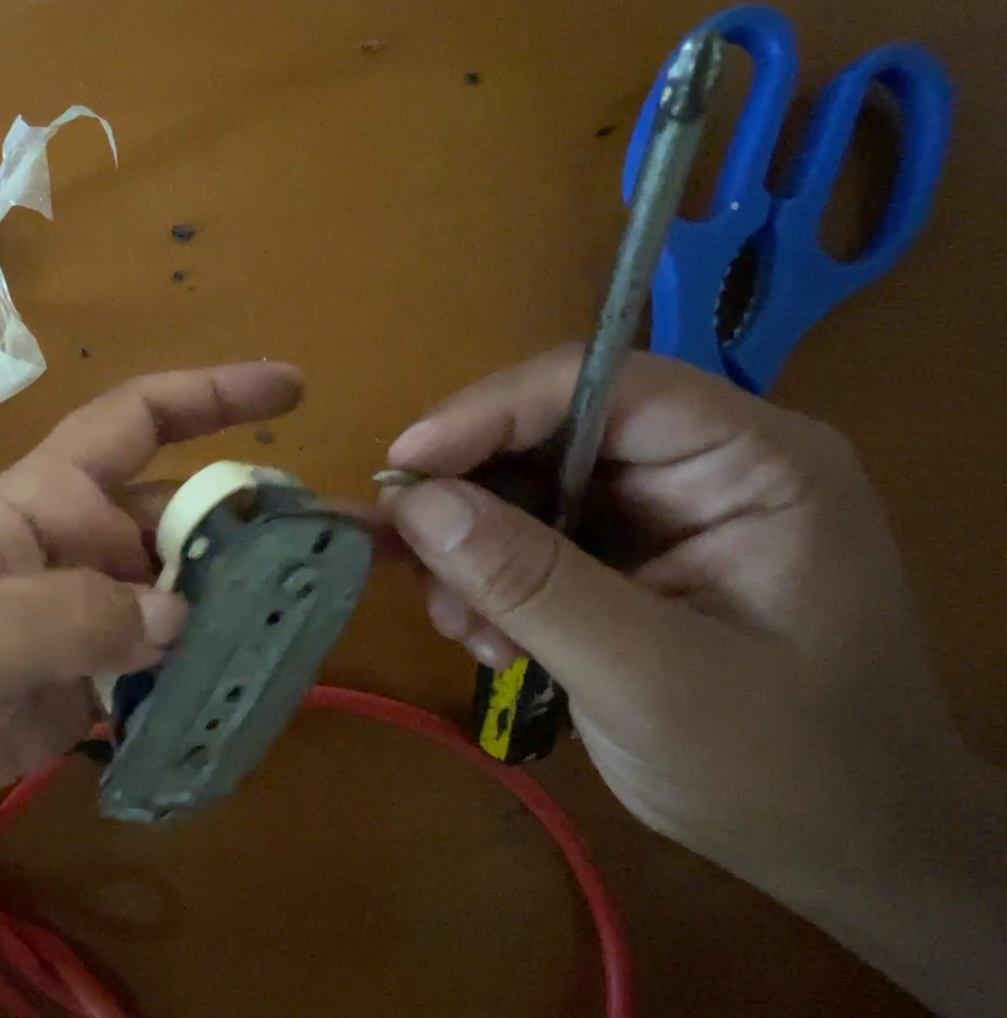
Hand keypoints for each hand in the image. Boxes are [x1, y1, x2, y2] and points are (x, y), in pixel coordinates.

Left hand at [0, 363, 303, 824]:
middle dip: (256, 527)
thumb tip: (174, 616)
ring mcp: (88, 613)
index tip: (292, 390)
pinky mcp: (95, 675)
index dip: (209, 395)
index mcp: (41, 504)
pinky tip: (256, 686)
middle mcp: (76, 546)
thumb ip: (57, 620)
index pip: (131, 425)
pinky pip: (169, 659)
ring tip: (316, 625)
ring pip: (185, 591)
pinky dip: (212, 667)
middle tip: (343, 553)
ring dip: (245, 603)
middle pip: (181, 518)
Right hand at [379, 346, 973, 887]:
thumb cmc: (779, 767)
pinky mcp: (613, 556)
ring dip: (467, 556)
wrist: (834, 848)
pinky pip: (516, 540)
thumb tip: (414, 504)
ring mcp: (652, 512)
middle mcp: (694, 467)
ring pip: (513, 490)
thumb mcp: (646, 676)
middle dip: (466, 501)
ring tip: (464, 630)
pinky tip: (490, 643)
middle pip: (539, 435)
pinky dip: (483, 586)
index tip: (400, 472)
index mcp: (748, 462)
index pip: (598, 386)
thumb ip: (530, 583)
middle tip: (406, 562)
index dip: (488, 413)